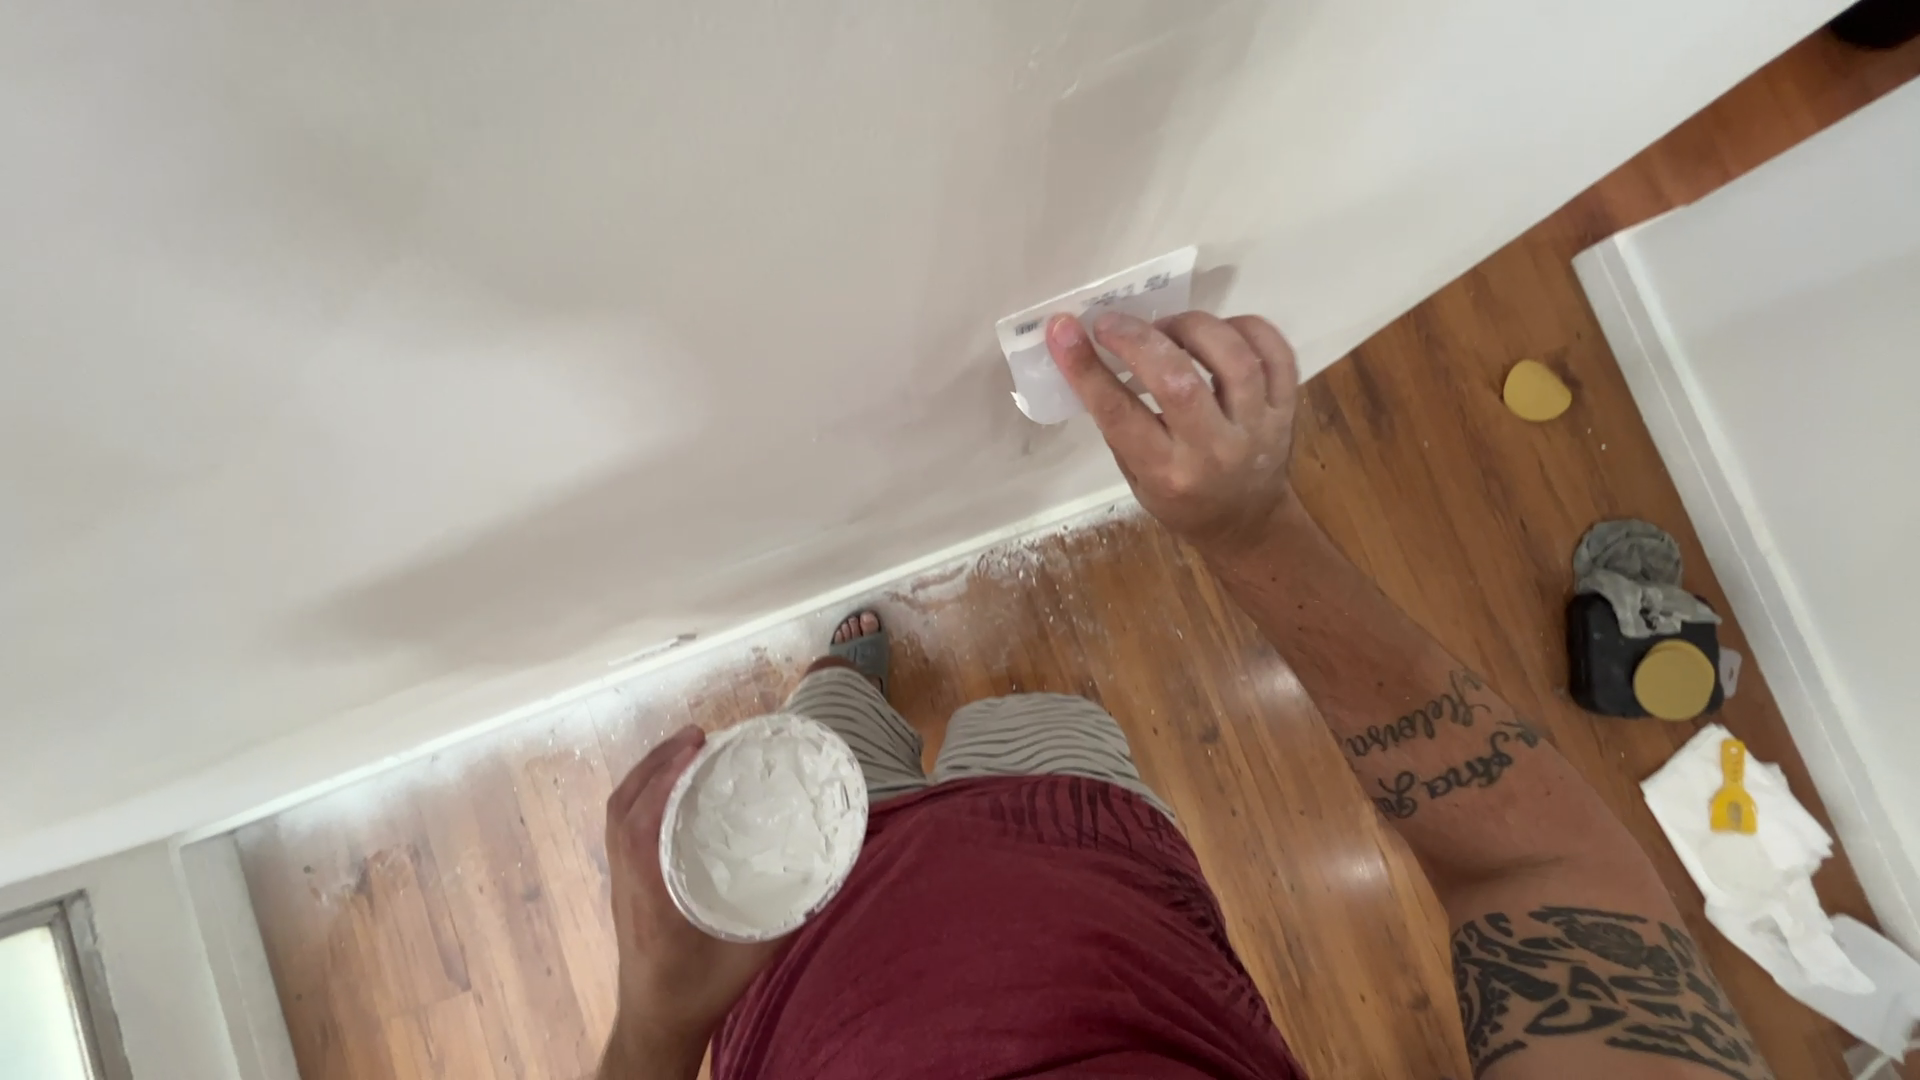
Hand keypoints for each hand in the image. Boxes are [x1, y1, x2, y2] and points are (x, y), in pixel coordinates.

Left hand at [602, 726, 786, 1072]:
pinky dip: (642, 791)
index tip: (694, 750)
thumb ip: (794, 911)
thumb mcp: (756, 955)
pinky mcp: (623, 880)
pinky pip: (621, 824)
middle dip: (655, 763)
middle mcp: (628, 884)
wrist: (656, 1024)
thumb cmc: (704, 992)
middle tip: (699, 735)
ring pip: (617, 813)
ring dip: (646, 772)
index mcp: (653, 902)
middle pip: (622, 810)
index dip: (662, 783)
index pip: (640, 831)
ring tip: (686, 747)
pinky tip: (673, 782)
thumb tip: (836, 865)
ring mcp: (621, 881)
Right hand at [1046, 310, 1299, 560]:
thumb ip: (1121, 427)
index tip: (1063, 330)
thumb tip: (1097, 358)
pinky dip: (1244, 327)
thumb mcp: (1136, 478)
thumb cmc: (1180, 502)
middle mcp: (1213, 450)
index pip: (1119, 413)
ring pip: (1232, 358)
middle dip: (1137, 339)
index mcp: (1167, 473)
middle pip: (1178, 380)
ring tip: (1166, 327)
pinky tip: (1216, 331)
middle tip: (1111, 323)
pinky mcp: (1287, 409)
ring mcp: (1258, 427)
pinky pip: (1274, 352)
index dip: (1086, 368)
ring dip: (1190, 328)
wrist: (1247, 523)